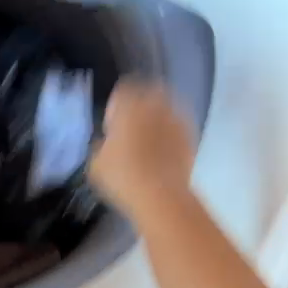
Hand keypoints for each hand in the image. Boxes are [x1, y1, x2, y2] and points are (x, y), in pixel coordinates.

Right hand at [88, 80, 197, 220]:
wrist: (160, 194)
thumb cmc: (122, 177)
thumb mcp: (96, 163)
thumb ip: (101, 145)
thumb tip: (107, 142)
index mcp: (129, 103)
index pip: (120, 93)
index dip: (114, 111)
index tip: (110, 128)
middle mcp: (155, 102)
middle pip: (145, 96)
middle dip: (137, 110)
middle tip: (129, 134)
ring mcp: (176, 115)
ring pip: (163, 110)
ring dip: (155, 122)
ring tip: (147, 146)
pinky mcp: (191, 133)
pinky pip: (176, 128)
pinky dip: (169, 135)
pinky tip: (161, 156)